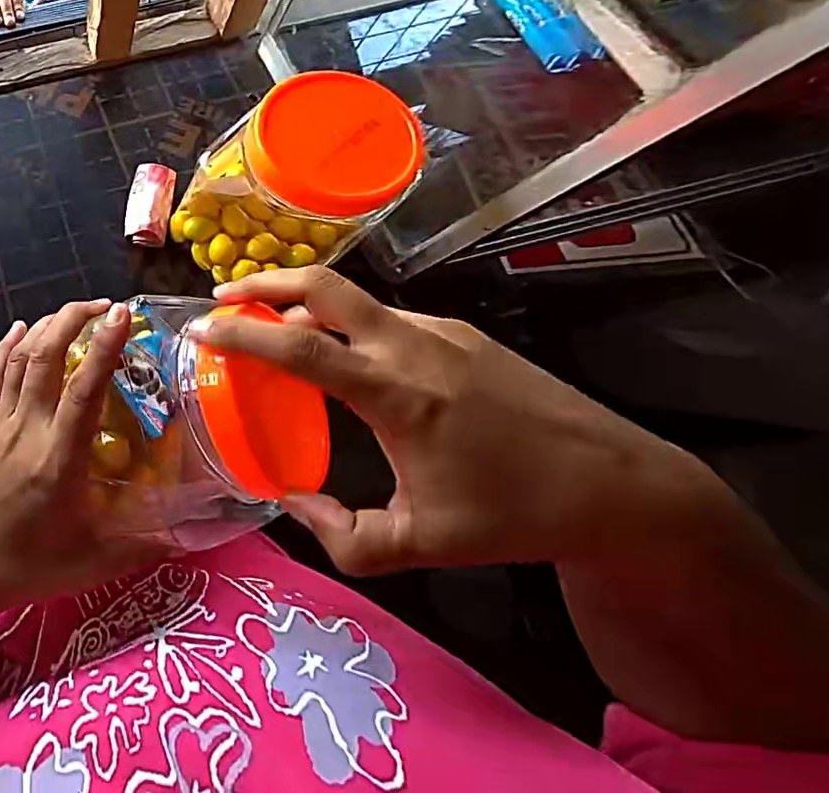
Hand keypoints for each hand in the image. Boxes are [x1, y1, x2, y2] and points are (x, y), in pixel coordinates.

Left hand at [0, 300, 163, 614]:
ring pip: (20, 360)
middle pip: (46, 358)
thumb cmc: (29, 566)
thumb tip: (193, 530)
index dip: (106, 347)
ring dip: (46, 326)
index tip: (123, 314)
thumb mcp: (96, 560)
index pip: (85, 390)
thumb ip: (145, 542)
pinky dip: (6, 346)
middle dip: (73, 319)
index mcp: (59, 460)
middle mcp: (26, 430)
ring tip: (74, 311)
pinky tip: (19, 328)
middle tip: (104, 305)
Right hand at [197, 268, 729, 575]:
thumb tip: (292, 504)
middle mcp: (412, 346)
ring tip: (272, 329)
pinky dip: (342, 324)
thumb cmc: (515, 515)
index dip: (241, 333)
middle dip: (264, 282)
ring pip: (352, 300)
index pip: (300, 345)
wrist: (627, 490)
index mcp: (396, 393)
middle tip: (224, 298)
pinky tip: (342, 357)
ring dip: (300, 304)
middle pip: (324, 286)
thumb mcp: (422, 546)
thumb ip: (344, 537)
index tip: (201, 329)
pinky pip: (382, 317)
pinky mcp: (459, 332)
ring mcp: (439, 331)